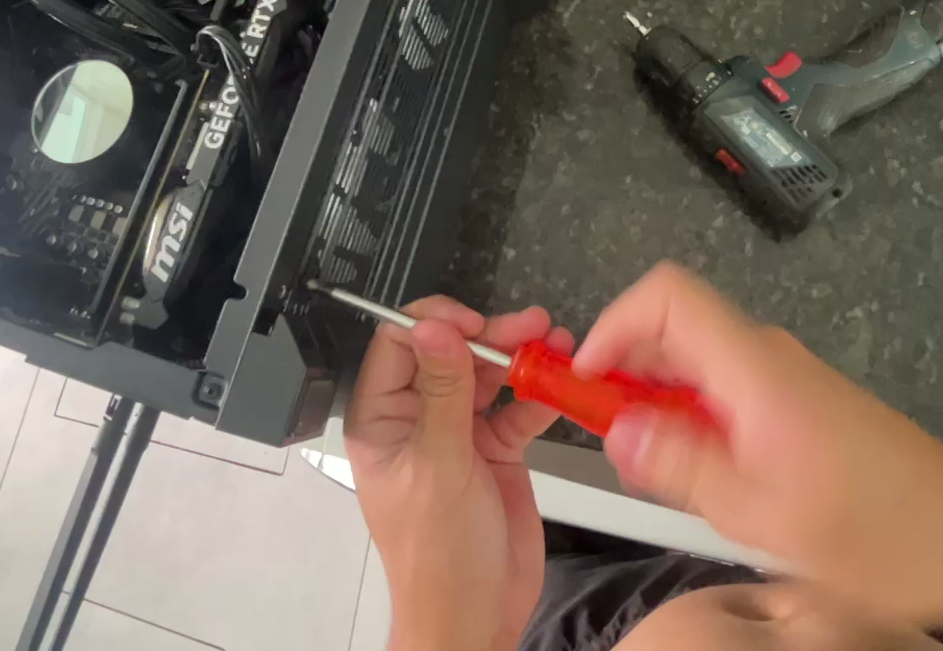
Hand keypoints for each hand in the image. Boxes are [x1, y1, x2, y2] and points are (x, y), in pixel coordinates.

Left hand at [344, 296, 574, 650]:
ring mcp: (459, 430)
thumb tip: (435, 327)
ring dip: (520, 357)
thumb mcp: (439, 465)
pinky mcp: (494, 446)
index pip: (400, 345)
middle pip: (451, 353)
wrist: (479, 618)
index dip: (436, 324)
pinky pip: (516, 407)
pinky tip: (558, 383)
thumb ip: (443, 392)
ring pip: (487, 374)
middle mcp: (418, 416)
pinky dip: (538, 393)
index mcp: (384, 417)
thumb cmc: (438, 558)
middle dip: (490, 336)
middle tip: (527, 326)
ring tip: (551, 341)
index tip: (473, 323)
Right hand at [574, 263, 942, 624]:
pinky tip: (702, 468)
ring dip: (658, 398)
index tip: (588, 375)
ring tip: (656, 463)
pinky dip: (691, 412)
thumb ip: (681, 466)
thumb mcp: (764, 514)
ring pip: (693, 357)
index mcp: (754, 367)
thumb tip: (618, 432)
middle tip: (610, 430)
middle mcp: (764, 354)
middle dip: (626, 369)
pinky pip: (721, 383)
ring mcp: (780, 371)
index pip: (667, 294)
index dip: (615, 321)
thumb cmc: (882, 531)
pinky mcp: (792, 393)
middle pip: (671, 324)